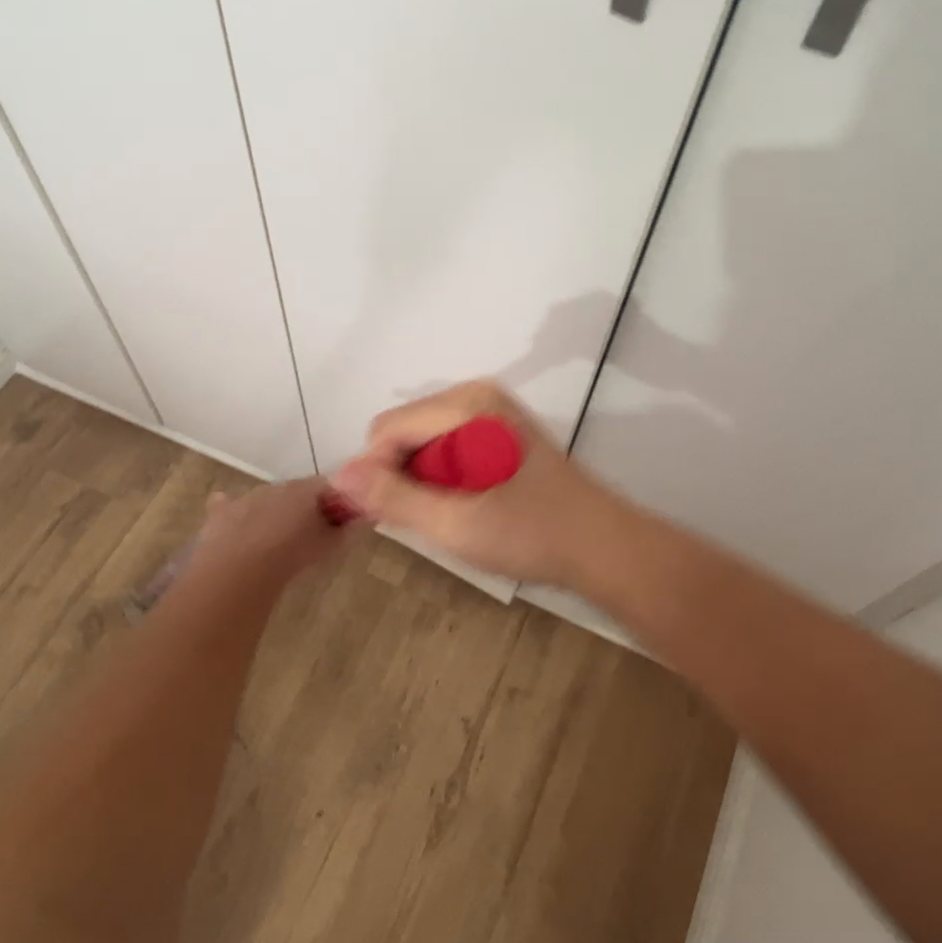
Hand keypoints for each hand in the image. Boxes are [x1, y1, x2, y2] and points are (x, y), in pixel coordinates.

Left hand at [188, 479, 350, 586]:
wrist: (240, 570)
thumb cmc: (293, 556)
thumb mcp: (332, 547)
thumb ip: (352, 530)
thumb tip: (367, 518)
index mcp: (304, 489)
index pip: (328, 485)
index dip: (337, 502)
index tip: (341, 522)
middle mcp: (275, 486)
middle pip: (297, 492)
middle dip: (305, 508)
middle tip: (311, 535)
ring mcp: (246, 497)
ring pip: (266, 500)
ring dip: (275, 513)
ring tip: (278, 542)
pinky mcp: (221, 513)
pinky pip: (230, 507)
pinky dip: (238, 515)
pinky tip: (240, 530)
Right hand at [331, 381, 629, 587]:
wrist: (603, 546)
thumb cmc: (532, 534)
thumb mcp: (456, 524)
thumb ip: (394, 499)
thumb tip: (338, 478)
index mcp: (467, 405)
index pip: (386, 431)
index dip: (376, 475)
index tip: (387, 519)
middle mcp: (476, 395)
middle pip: (403, 433)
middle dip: (402, 478)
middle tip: (430, 523)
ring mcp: (490, 411)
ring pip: (422, 444)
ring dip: (424, 483)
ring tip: (454, 518)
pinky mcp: (498, 431)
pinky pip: (446, 449)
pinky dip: (444, 481)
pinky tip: (468, 509)